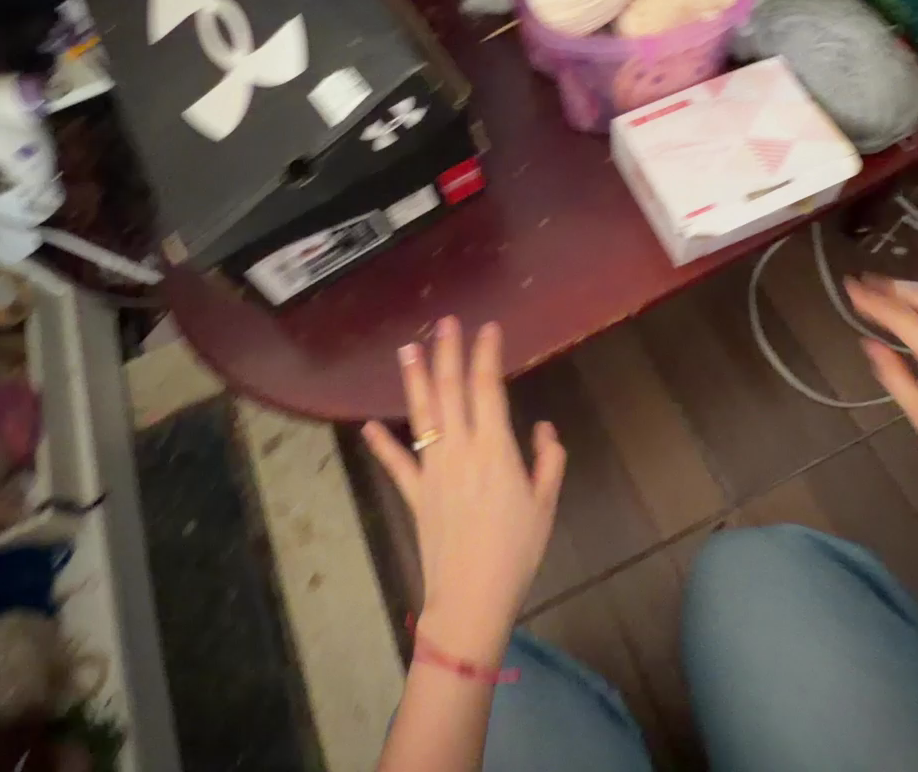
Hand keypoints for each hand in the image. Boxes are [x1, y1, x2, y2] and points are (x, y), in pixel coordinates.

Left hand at [362, 317, 566, 665]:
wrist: (472, 596)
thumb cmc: (517, 550)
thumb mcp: (546, 504)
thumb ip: (549, 460)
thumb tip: (545, 428)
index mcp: (494, 449)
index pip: (487, 388)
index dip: (486, 354)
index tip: (488, 328)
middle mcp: (459, 450)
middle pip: (450, 391)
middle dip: (448, 352)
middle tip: (445, 322)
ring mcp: (432, 470)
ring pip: (421, 415)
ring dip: (414, 380)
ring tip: (408, 349)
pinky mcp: (415, 494)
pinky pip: (397, 464)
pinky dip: (382, 444)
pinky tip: (369, 426)